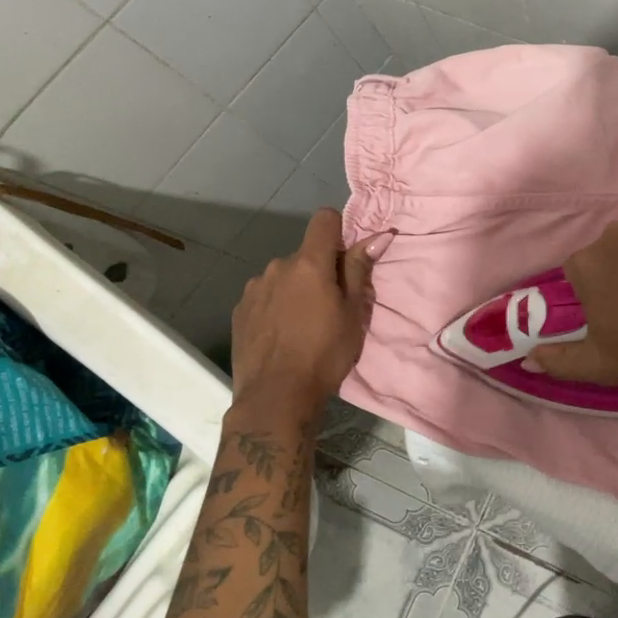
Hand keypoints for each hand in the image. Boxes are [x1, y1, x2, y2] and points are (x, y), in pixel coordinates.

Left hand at [231, 208, 392, 407]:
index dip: (338, 231)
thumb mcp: (354, 313)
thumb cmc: (325, 354)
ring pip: (283, 277)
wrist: (276, 398)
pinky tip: (281, 335)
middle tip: (330, 305)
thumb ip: (359, 270)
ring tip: (303, 325)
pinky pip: (265, 296)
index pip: (324, 219)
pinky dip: (276, 306)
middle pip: (305, 254)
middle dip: (319, 270)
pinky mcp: (239, 311)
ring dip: (295, 289)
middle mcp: (277, 267)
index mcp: (309, 263)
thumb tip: (378, 237)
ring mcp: (254, 288)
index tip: (346, 258)